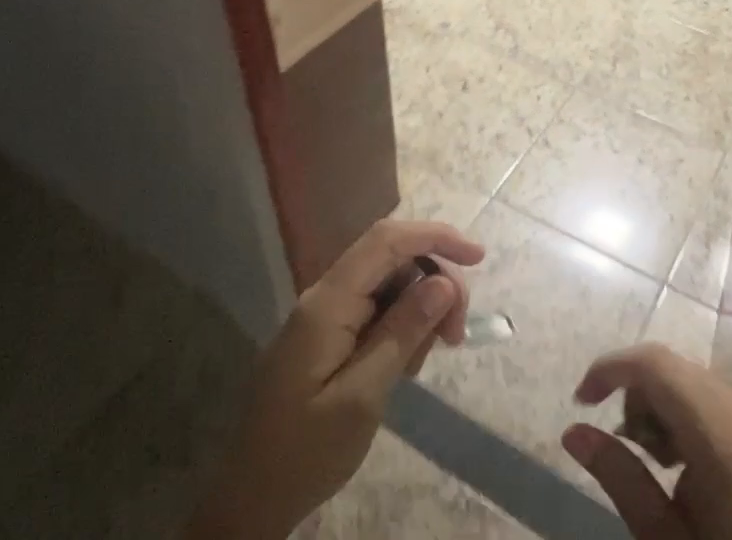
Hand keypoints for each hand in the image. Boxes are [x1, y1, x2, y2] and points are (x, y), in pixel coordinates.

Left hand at [186, 220, 484, 539]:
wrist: (251, 495)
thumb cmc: (306, 451)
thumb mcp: (363, 396)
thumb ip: (402, 333)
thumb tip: (444, 281)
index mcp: (328, 303)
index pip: (387, 241)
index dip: (436, 237)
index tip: (480, 258)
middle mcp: (325, 297)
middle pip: (392, 259)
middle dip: (435, 283)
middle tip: (456, 336)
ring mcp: (324, 316)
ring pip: (388, 286)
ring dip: (420, 311)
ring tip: (424, 363)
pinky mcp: (327, 336)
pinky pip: (374, 311)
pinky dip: (401, 328)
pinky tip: (406, 367)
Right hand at [562, 344, 731, 539]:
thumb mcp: (665, 535)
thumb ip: (621, 478)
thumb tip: (573, 431)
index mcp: (714, 431)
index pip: (654, 363)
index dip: (610, 367)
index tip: (580, 402)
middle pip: (669, 366)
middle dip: (633, 394)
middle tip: (624, 447)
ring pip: (687, 379)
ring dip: (657, 406)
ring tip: (654, 463)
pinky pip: (706, 397)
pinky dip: (680, 414)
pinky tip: (679, 463)